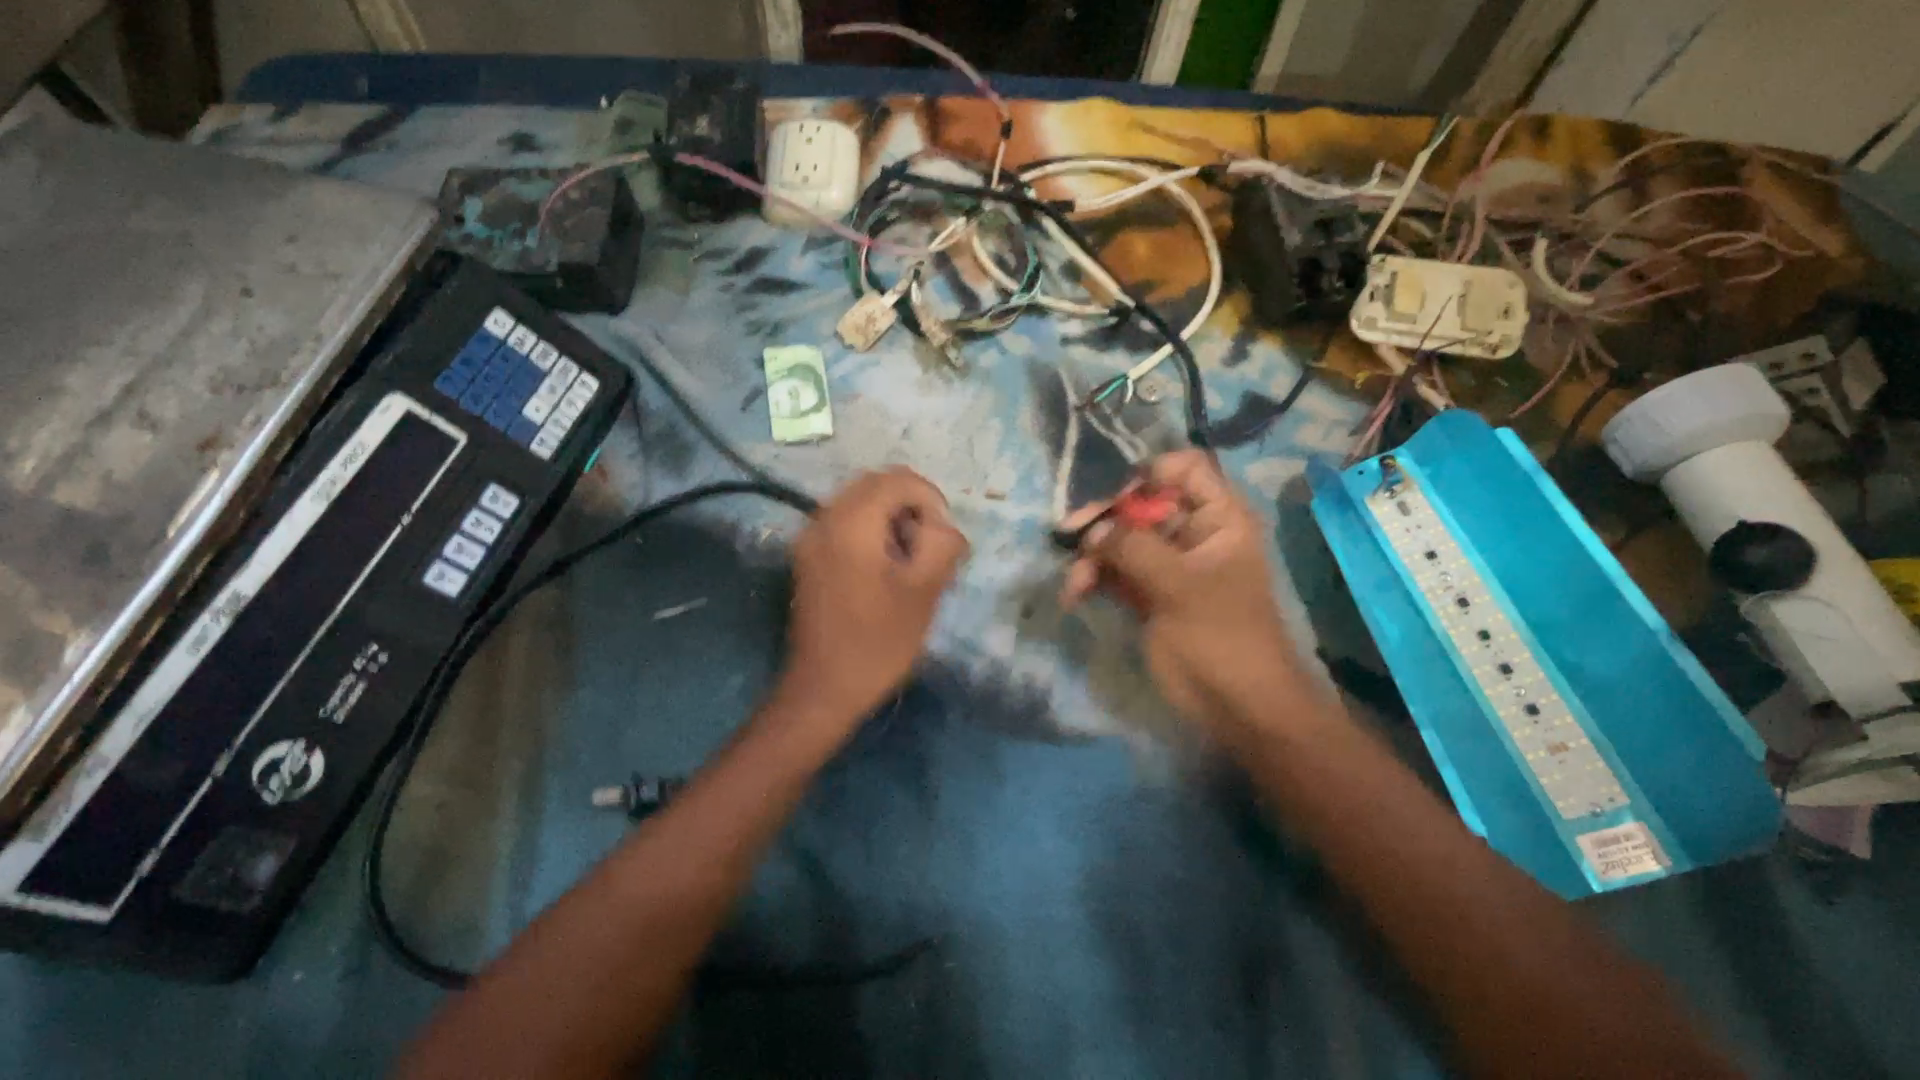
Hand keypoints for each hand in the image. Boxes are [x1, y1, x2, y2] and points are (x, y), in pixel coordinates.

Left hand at [779, 467, 969, 724]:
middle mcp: (823, 520)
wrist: (823, 689)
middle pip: (875, 484)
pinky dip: (871, 531)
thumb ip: (942, 545)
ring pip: (859, 502)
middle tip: (930, 545)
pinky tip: (886, 569)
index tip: (943, 539)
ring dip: (891, 517)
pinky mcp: (807, 558)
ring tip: (911, 559)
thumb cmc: (878, 643)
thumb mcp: (924, 593)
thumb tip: (943, 527)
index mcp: (851, 523)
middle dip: (911, 504)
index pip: (898, 480)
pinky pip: (844, 523)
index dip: (931, 499)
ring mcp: (810, 539)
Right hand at [1059, 451, 1301, 729]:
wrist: (1237, 705)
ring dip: (1093, 554)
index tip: (1113, 495)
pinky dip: (1093, 579)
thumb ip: (1133, 547)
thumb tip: (1092, 529)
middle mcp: (1193, 533)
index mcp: (1219, 518)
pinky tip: (1074, 595)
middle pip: (1142, 503)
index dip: (1148, 472)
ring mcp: (1168, 564)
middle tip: (1070, 533)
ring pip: (1121, 539)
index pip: (1184, 468)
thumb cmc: (1222, 636)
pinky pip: (1113, 571)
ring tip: (1076, 582)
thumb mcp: (1180, 585)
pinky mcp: (1147, 594)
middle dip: (1105, 517)